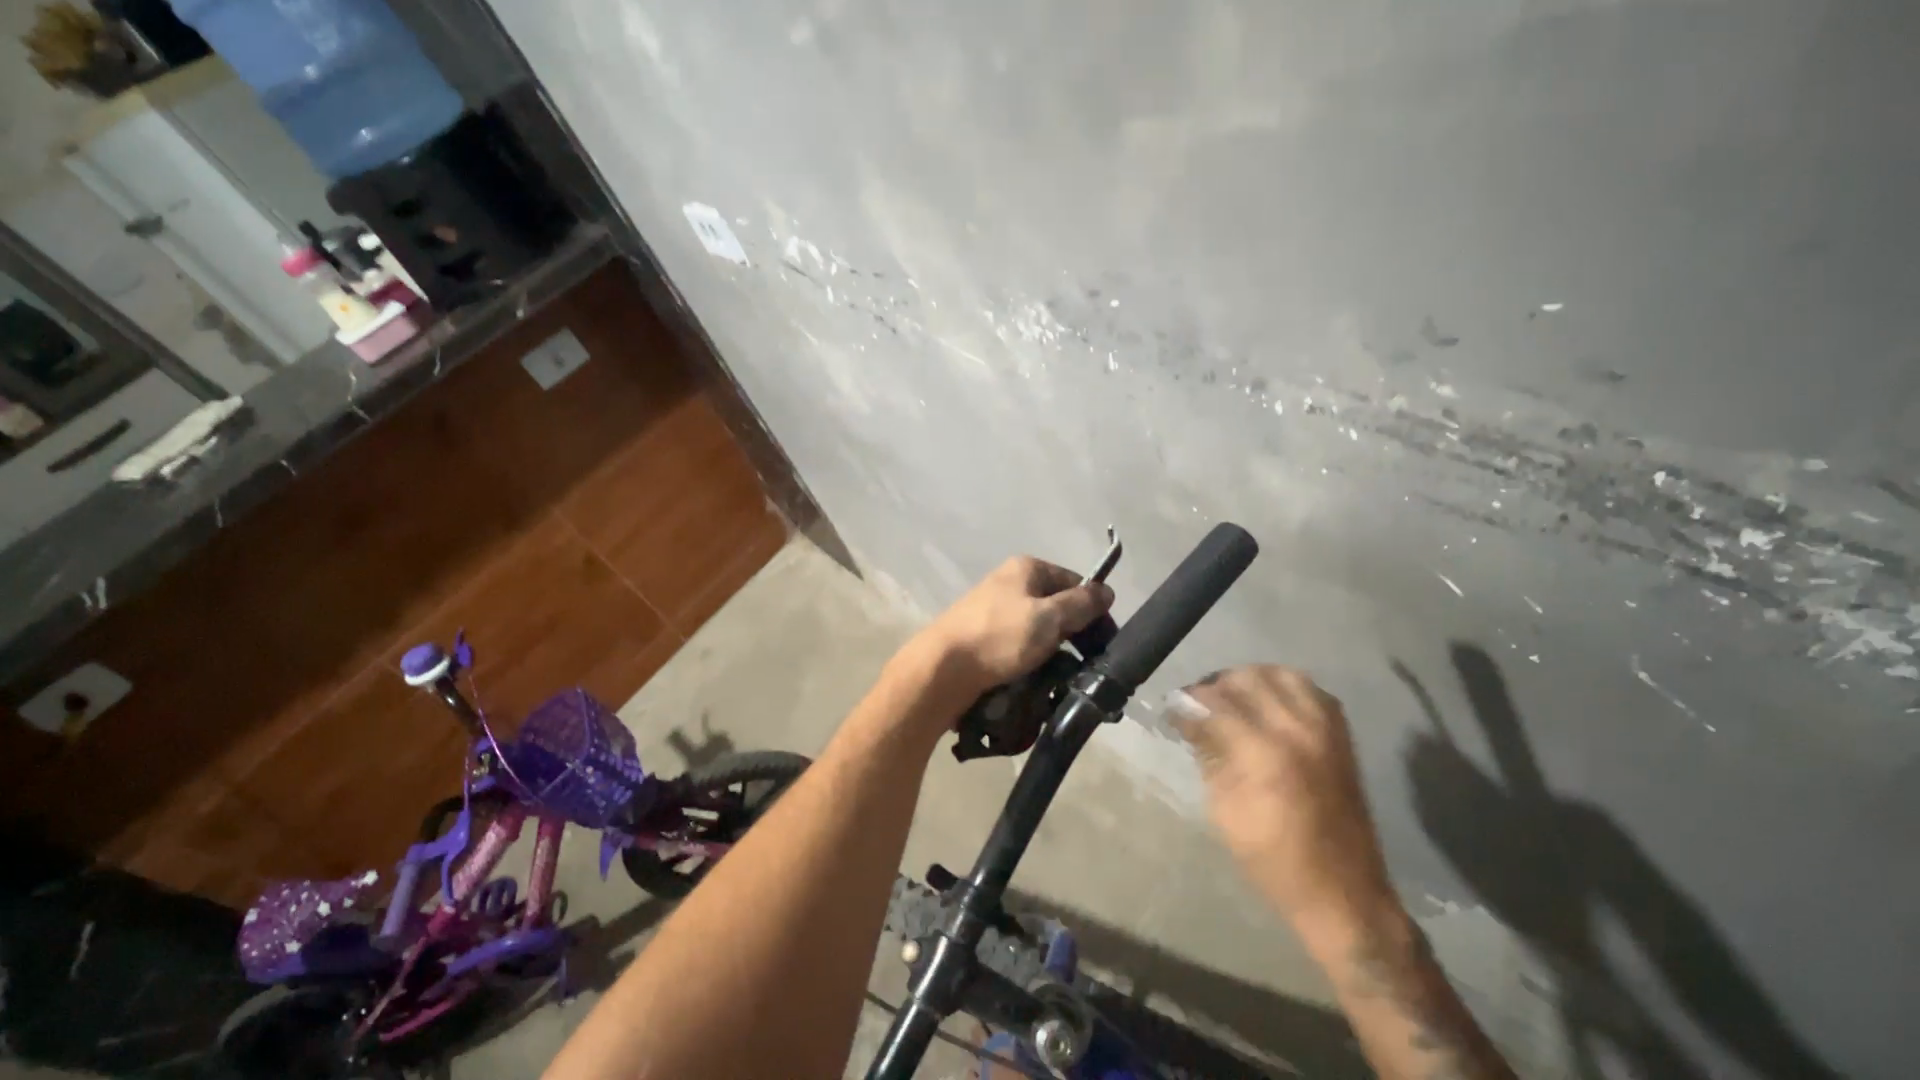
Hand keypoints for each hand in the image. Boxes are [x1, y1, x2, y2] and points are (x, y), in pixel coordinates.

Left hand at [912, 556, 1113, 700]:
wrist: (942, 669)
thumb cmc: (999, 637)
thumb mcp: (1048, 618)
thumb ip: (1081, 604)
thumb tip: (1107, 592)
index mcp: (1027, 568)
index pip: (1075, 582)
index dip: (1094, 609)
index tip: (1104, 641)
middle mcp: (1010, 583)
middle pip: (1057, 605)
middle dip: (1074, 633)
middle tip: (1086, 663)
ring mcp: (994, 611)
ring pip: (1039, 629)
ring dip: (1053, 650)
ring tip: (1062, 675)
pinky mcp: (984, 637)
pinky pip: (1020, 645)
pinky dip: (1032, 659)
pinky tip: (1037, 678)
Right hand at [1169, 666, 1397, 932]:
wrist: (1342, 890)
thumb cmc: (1274, 861)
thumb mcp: (1226, 811)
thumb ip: (1209, 756)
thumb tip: (1189, 722)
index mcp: (1264, 752)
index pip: (1216, 704)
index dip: (1188, 702)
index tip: (1170, 707)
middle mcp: (1298, 728)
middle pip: (1248, 678)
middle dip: (1217, 685)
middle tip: (1197, 704)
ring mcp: (1326, 728)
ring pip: (1282, 675)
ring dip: (1251, 680)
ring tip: (1231, 700)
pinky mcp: (1342, 734)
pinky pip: (1310, 690)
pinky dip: (1283, 689)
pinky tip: (1267, 707)